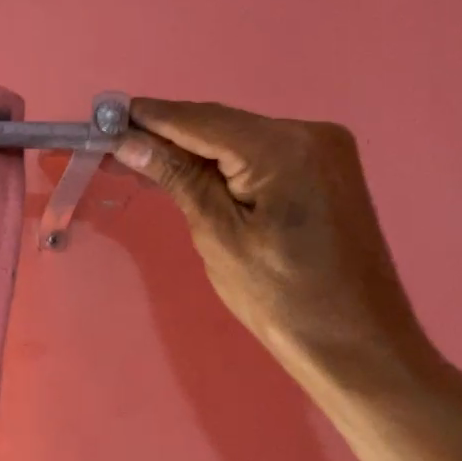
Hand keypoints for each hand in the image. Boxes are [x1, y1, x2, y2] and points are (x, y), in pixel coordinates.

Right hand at [114, 99, 431, 381]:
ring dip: (193, 149)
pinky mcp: (326, 170)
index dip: (150, 117)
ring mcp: (325, 150)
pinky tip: (190, 173)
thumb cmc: (282, 298)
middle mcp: (310, 133)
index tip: (103, 116)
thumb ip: (177, 179)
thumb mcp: (219, 237)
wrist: (358, 344)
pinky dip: (223, 162)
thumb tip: (129, 141)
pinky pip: (261, 154)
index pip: (200, 120)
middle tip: (113, 142)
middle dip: (168, 133)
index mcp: (285, 148)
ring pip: (240, 138)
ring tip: (141, 159)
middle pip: (221, 124)